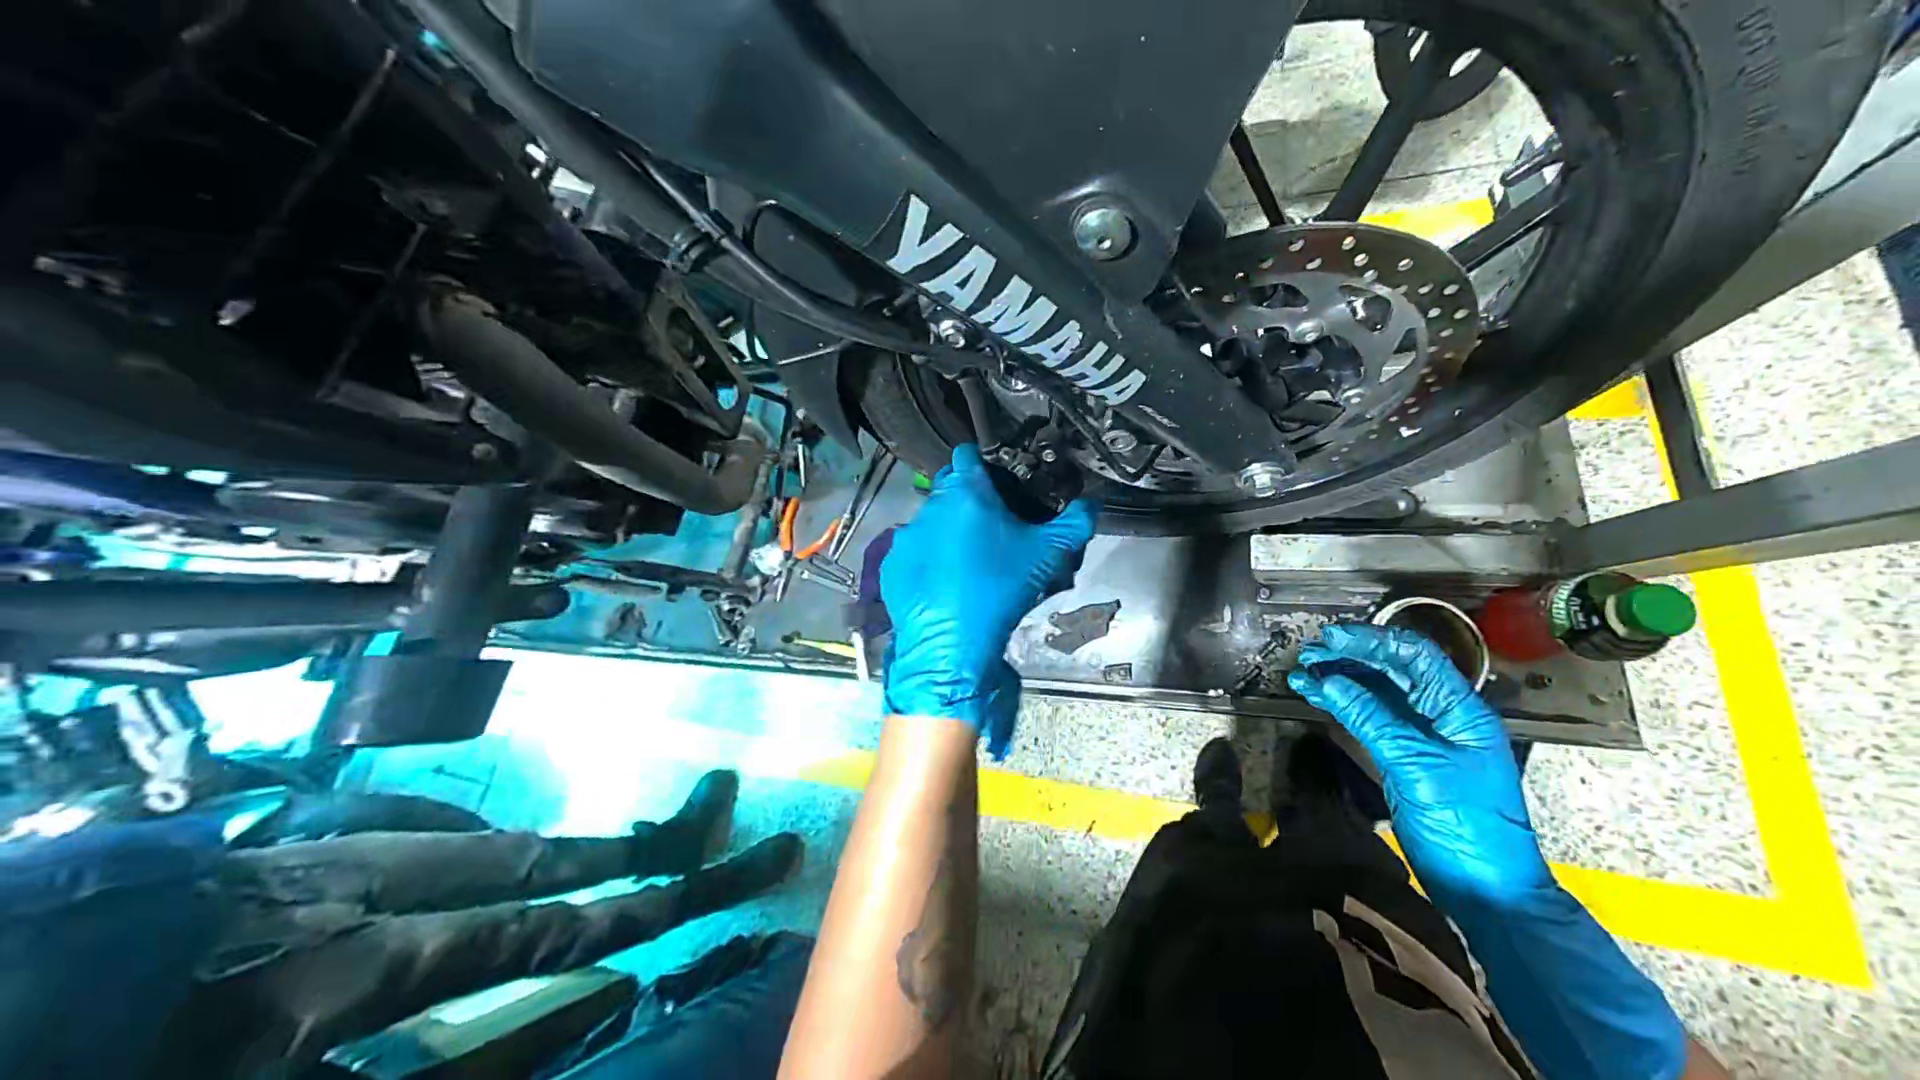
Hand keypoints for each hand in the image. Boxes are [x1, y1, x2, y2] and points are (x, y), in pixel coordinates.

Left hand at [881, 444, 1097, 755]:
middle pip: (948, 488)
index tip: (993, 478)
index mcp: (967, 492)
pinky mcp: (892, 566)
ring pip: (928, 521)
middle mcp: (931, 506)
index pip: (967, 454)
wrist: (952, 642)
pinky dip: (926, 561)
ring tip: (968, 561)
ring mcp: (906, 536)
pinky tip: (945, 583)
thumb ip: (1074, 522)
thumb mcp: (1049, 554)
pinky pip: (911, 553)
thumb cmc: (1001, 588)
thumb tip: (1089, 505)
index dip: (981, 460)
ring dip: (946, 531)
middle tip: (990, 526)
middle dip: (966, 499)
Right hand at [1287, 622, 1552, 908]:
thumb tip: (1327, 682)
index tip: (1330, 638)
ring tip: (1302, 674)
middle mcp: (1439, 714)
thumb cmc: (1466, 825)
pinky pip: (1368, 718)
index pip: (1414, 655)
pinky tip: (1317, 698)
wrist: (1485, 889)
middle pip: (1392, 670)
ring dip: (1339, 680)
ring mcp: (1420, 736)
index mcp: (1459, 709)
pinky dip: (1341, 705)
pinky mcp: (1402, 756)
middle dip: (1349, 657)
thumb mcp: (1417, 766)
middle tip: (1308, 655)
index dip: (1371, 640)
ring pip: (1376, 693)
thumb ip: (1372, 719)